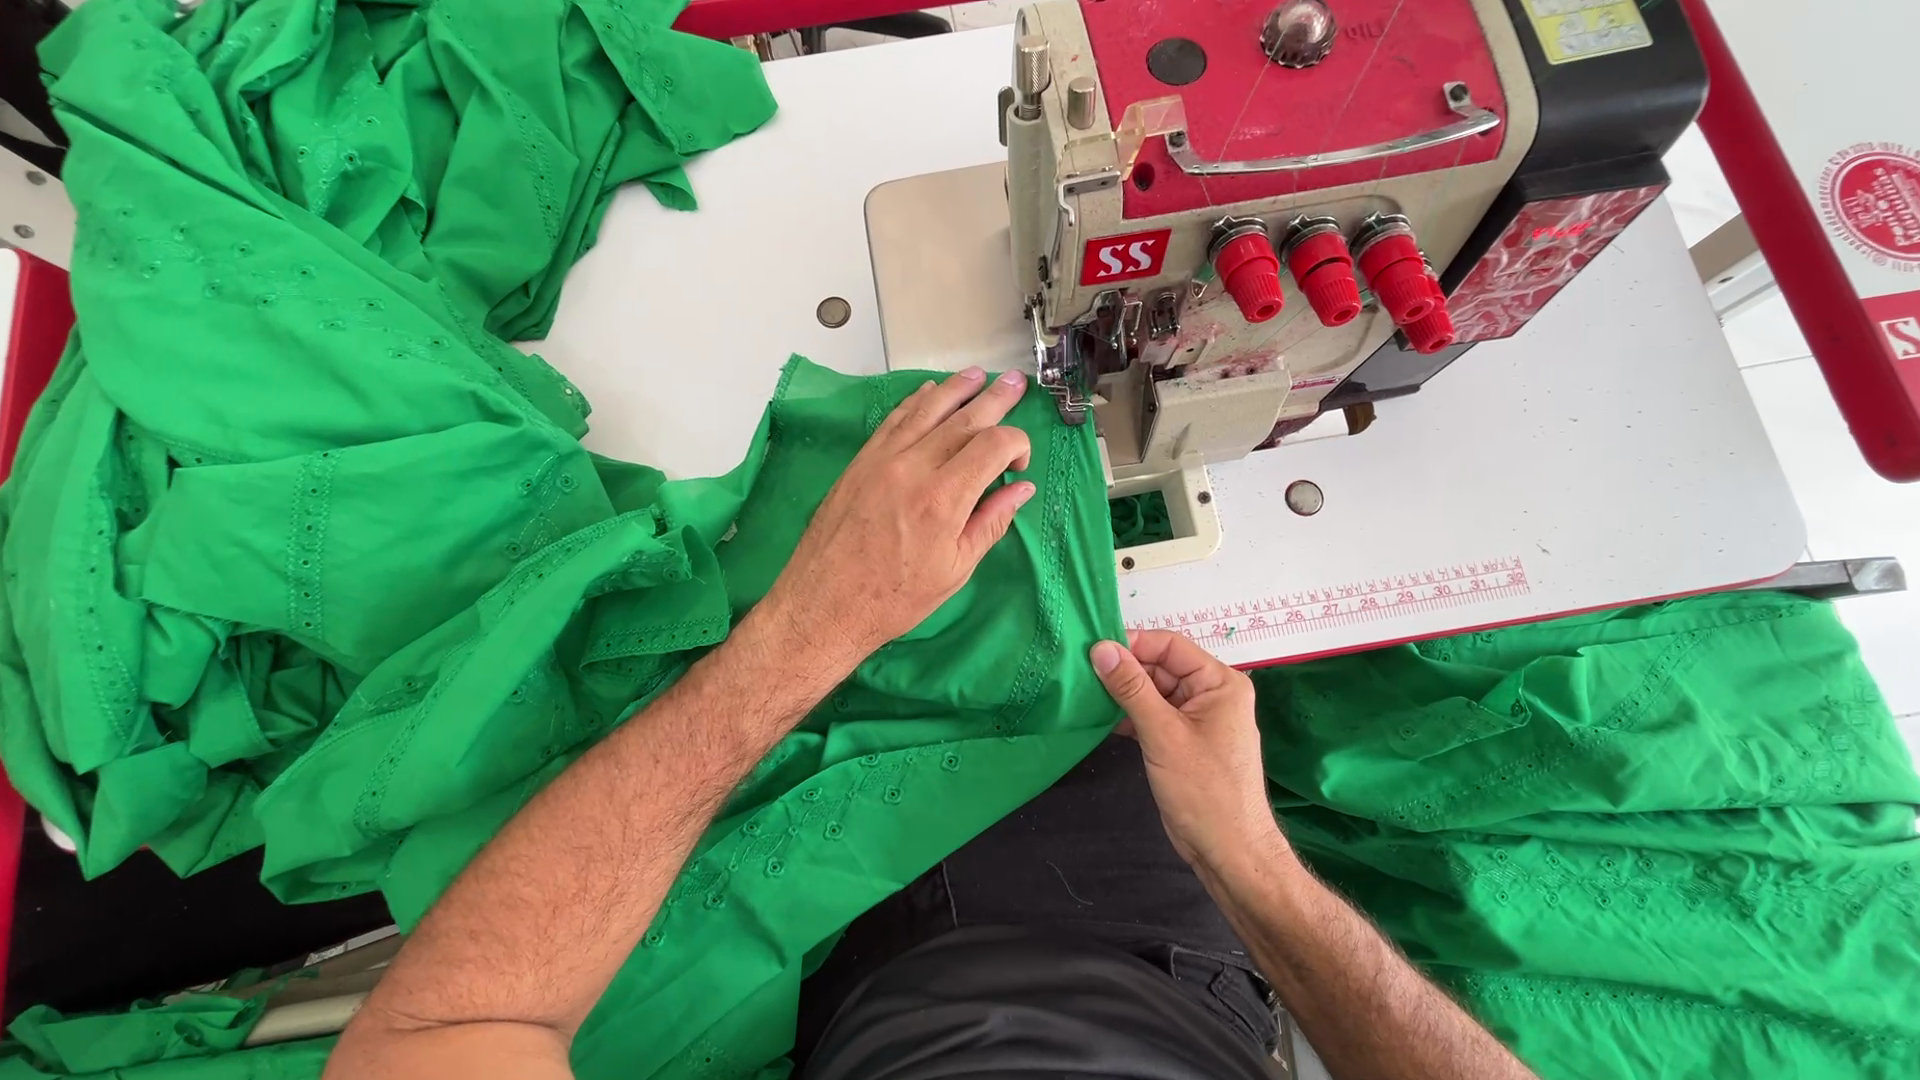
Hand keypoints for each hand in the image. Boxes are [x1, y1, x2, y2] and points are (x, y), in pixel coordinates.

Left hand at [757, 366, 1035, 674]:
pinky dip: (916, 403)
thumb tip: (1021, 490)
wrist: (825, 603)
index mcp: (944, 499)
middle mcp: (913, 468)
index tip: (1018, 464)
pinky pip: (894, 420)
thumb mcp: (955, 570)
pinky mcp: (861, 462)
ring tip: (978, 376)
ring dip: (956, 389)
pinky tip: (929, 394)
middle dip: (994, 399)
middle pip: (963, 419)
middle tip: (1015, 383)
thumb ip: (990, 523)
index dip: (1016, 445)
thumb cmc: (895, 598)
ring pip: (926, 410)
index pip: (992, 446)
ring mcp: (882, 460)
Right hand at [1090, 631, 1286, 873]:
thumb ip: (1131, 689)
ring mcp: (1195, 718)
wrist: (1228, 852)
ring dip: (1121, 693)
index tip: (1092, 649)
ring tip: (1083, 691)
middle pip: (1160, 666)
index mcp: (1219, 682)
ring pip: (1152, 691)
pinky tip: (1098, 717)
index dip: (1132, 643)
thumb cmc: (1205, 791)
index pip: (1170, 645)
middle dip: (1123, 669)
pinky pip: (1151, 714)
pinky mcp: (1180, 740)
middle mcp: (1210, 694)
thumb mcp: (1163, 734)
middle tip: (1080, 671)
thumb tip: (1101, 649)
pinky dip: (1127, 715)